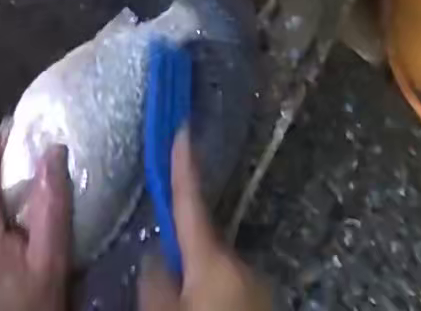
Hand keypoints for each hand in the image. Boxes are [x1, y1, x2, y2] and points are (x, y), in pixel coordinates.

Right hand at [137, 131, 272, 310]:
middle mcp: (241, 262)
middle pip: (202, 242)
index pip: (190, 200)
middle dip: (183, 249)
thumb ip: (155, 281)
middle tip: (162, 262)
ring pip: (216, 269)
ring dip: (200, 278)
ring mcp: (260, 284)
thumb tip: (154, 255)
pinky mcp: (266, 304)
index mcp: (213, 257)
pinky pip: (231, 290)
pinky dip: (216, 295)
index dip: (182, 164)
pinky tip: (205, 305)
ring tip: (182, 294)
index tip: (183, 127)